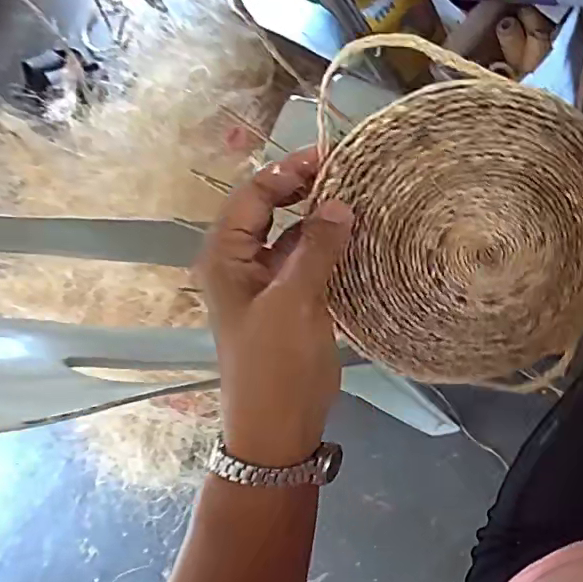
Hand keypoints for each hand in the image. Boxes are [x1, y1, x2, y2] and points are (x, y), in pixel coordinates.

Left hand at [198, 148, 353, 467]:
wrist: (278, 425)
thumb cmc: (277, 364)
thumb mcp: (296, 301)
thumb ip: (317, 248)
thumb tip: (339, 203)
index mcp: (225, 257)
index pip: (252, 196)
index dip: (288, 172)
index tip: (331, 156)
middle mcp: (240, 264)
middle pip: (268, 211)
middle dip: (303, 189)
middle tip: (346, 172)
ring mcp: (266, 284)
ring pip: (290, 236)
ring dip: (318, 218)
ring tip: (357, 199)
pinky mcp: (289, 303)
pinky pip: (306, 262)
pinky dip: (327, 247)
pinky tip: (354, 239)